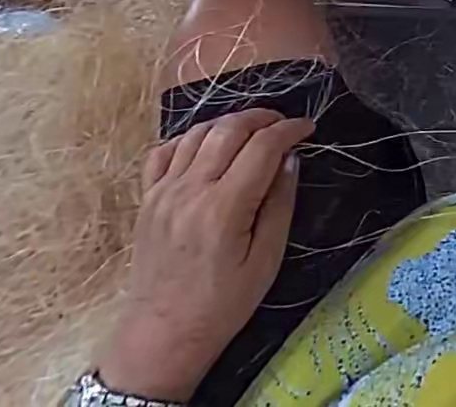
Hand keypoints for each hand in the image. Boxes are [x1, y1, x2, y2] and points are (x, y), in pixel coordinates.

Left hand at [94, 109, 313, 401]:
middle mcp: (191, 190)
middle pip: (230, 128)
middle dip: (263, 117)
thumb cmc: (221, 306)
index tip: (307, 127)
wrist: (161, 337)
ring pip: (199, 131)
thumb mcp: (266, 262)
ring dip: (230, 122)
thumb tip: (290, 158)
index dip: (290, 129)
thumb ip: (280, 204)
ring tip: (251, 131)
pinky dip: (190, 137)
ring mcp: (164, 191)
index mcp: (224, 208)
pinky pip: (166, 149)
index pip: (263, 146)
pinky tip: (208, 146)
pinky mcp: (147, 197)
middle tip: (282, 125)